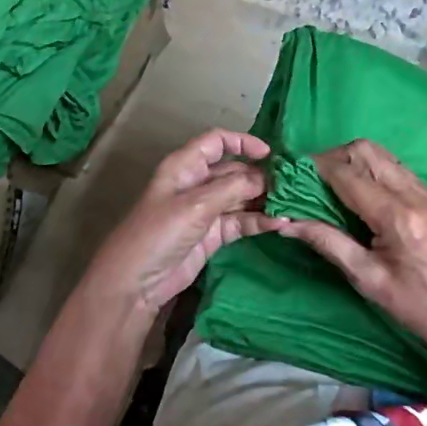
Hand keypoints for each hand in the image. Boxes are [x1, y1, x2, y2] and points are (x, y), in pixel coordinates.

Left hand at [88, 128, 281, 312]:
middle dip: (260, 176)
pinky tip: (278, 224)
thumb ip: (232, 188)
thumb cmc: (158, 233)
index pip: (217, 141)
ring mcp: (205, 210)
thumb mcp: (195, 205)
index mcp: (185, 165)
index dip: (243, 142)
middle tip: (290, 186)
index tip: (269, 154)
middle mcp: (197, 183)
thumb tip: (264, 179)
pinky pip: (240, 222)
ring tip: (291, 206)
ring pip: (241, 197)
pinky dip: (258, 222)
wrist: (135, 283)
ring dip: (263, 200)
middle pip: (234, 170)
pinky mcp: (213, 235)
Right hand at [270, 139, 426, 365]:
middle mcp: (414, 194)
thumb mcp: (367, 280)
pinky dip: (372, 170)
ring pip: (382, 155)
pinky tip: (359, 196)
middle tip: (310, 182)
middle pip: (366, 150)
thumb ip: (328, 243)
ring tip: (330, 188)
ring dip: (352, 162)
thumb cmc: (419, 308)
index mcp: (397, 216)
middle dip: (332, 158)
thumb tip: (287, 222)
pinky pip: (396, 168)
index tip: (290, 179)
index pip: (347, 174)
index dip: (314, 170)